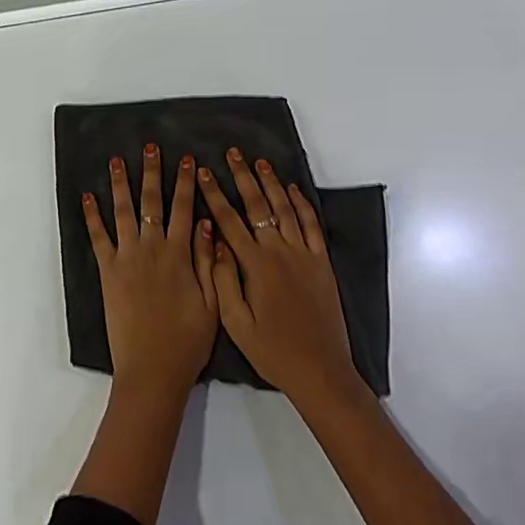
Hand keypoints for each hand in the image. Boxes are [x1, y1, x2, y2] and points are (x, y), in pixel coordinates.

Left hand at [83, 144, 218, 393]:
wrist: (153, 368)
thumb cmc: (188, 340)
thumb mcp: (212, 302)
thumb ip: (207, 260)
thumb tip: (206, 222)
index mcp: (179, 254)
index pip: (184, 208)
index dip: (187, 183)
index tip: (189, 160)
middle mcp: (152, 248)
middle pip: (152, 201)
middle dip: (153, 172)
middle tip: (150, 147)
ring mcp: (127, 258)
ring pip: (123, 211)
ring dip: (120, 183)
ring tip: (117, 160)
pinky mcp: (107, 271)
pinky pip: (98, 237)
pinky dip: (92, 216)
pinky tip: (87, 197)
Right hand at [198, 148, 362, 405]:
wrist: (320, 371)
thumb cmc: (272, 350)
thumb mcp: (235, 322)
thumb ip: (222, 279)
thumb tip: (214, 243)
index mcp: (255, 265)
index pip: (229, 220)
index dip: (214, 194)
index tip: (203, 172)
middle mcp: (280, 252)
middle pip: (258, 206)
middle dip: (243, 177)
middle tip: (233, 154)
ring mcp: (304, 255)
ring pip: (285, 209)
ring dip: (272, 184)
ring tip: (260, 163)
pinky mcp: (322, 264)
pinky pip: (311, 226)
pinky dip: (302, 204)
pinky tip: (293, 190)